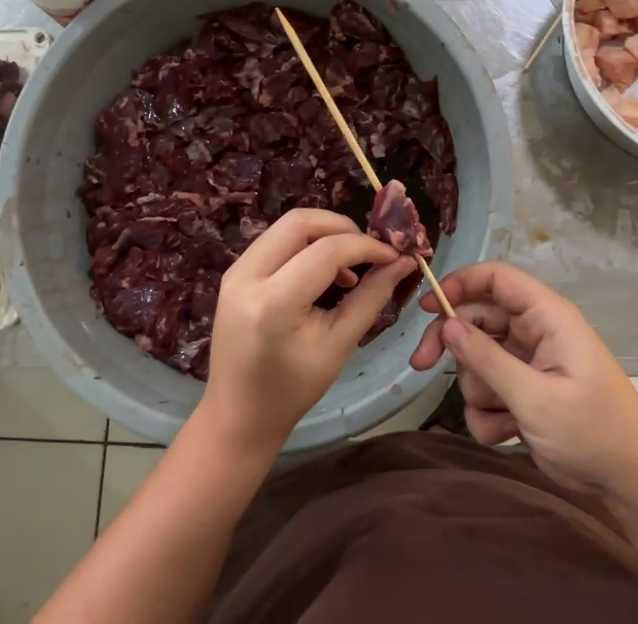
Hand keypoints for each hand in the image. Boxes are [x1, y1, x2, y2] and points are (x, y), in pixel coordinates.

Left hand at [203, 209, 416, 449]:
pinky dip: (305, 245)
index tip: (395, 255)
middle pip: (300, 222)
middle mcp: (246, 277)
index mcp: (272, 304)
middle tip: (371, 251)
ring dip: (324, 234)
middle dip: (343, 227)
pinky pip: (275, 241)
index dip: (366, 246)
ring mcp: (235, 272)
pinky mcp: (234, 273)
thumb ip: (371, 297)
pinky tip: (327, 272)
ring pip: (286, 226)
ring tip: (351, 266)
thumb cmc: (292, 390)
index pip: (327, 251)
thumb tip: (403, 262)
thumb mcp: (339, 345)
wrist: (239, 415)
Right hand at [409, 261, 637, 495]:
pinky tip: (509, 433)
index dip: (460, 283)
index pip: (498, 278)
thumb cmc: (594, 433)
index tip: (428, 306)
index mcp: (548, 318)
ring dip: (480, 392)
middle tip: (420, 366)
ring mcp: (530, 366)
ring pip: (478, 362)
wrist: (632, 485)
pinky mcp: (525, 396)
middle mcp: (537, 335)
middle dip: (453, 347)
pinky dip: (489, 415)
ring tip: (505, 418)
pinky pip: (487, 394)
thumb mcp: (536, 398)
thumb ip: (488, 360)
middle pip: (477, 320)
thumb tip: (447, 324)